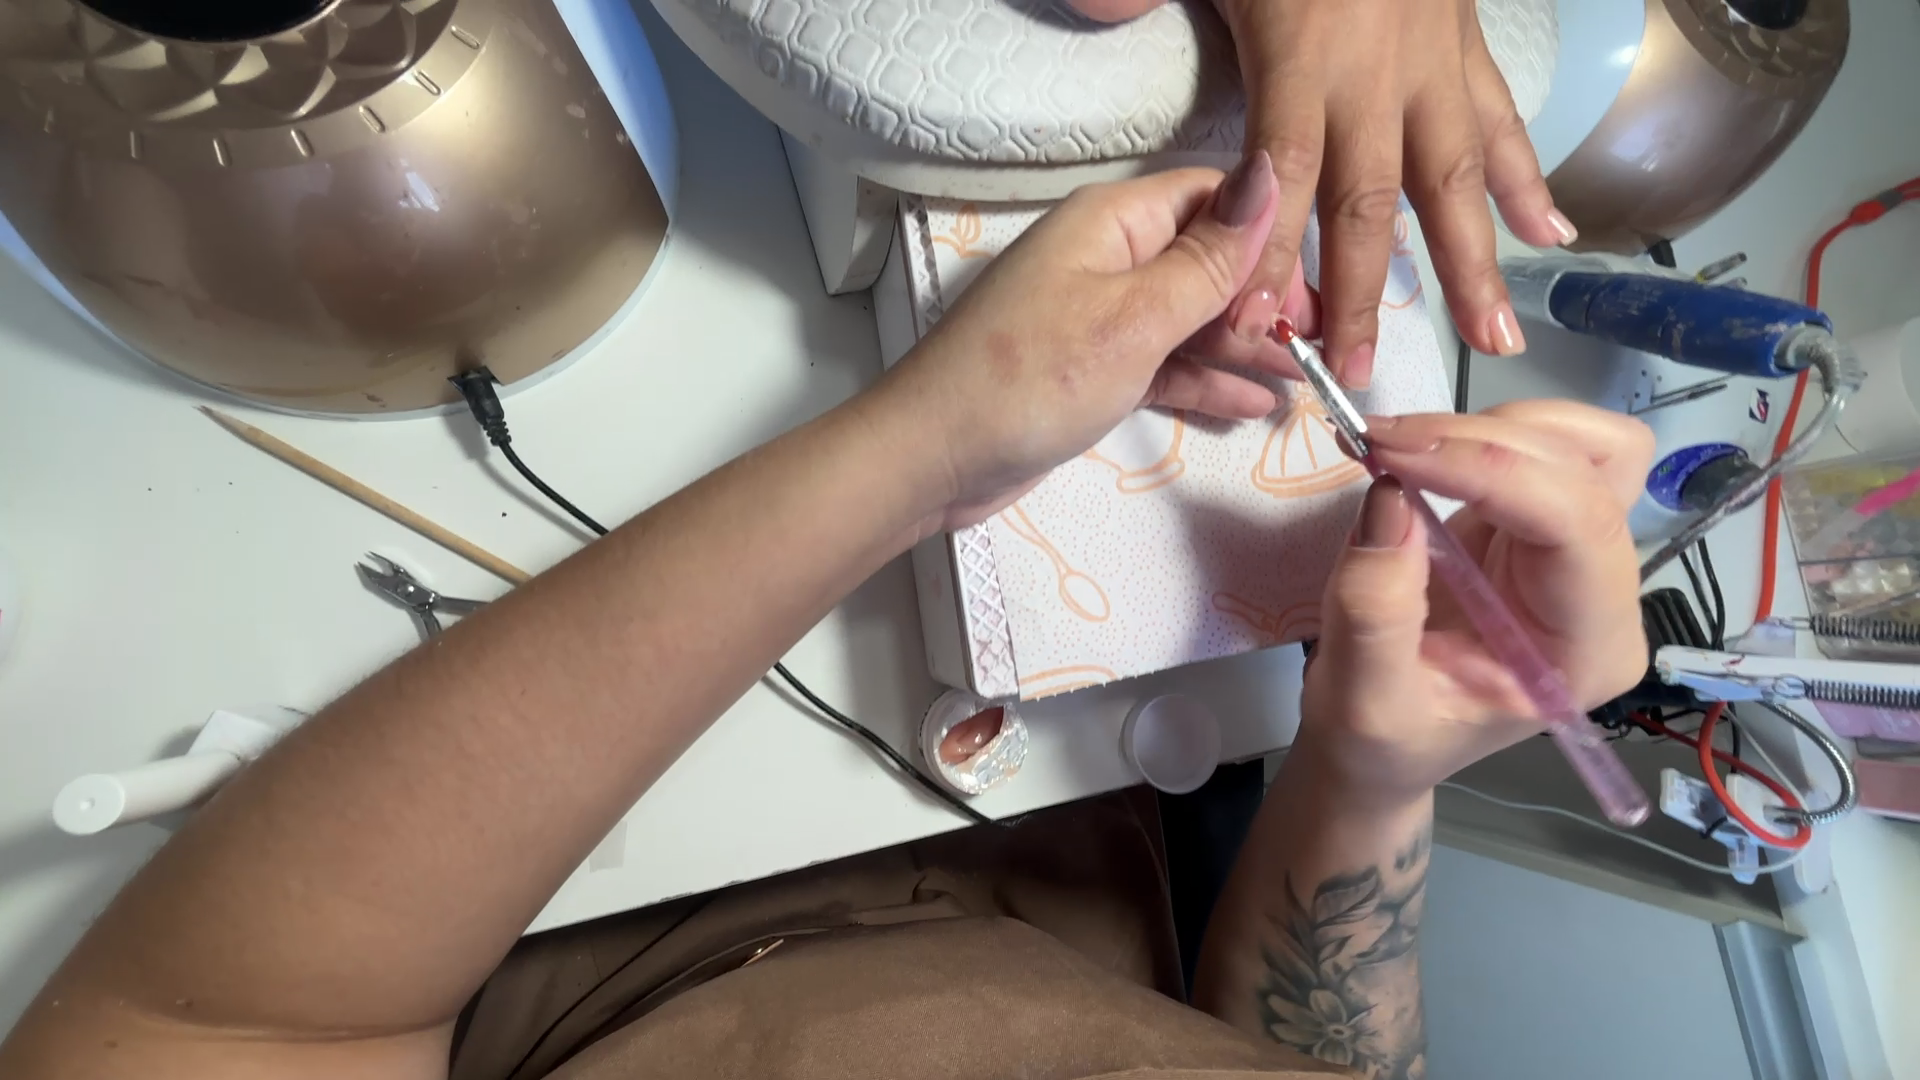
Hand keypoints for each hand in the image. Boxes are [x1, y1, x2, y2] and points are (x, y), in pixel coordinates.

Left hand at [877, 155, 1288, 528]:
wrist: (939, 456)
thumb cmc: (1033, 378)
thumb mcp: (1130, 317)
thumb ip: (1203, 260)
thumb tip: (1269, 177)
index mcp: (1110, 223)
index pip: (1209, 201)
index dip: (1265, 239)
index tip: (1305, 296)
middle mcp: (1104, 262)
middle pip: (1202, 265)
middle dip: (1259, 302)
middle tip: (1313, 349)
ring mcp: (1095, 321)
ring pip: (1185, 322)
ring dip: (1239, 348)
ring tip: (1301, 379)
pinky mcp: (1089, 373)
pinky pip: (1159, 366)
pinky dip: (1201, 382)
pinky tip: (1251, 404)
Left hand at [1071, 0, 1575, 388]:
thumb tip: (1093, 12)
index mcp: (1301, 60)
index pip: (1280, 179)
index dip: (1267, 256)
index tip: (1255, 327)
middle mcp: (1374, 77)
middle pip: (1365, 205)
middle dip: (1359, 295)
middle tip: (1358, 370)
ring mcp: (1428, 68)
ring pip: (1450, 180)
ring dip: (1470, 264)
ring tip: (1491, 335)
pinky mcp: (1462, 52)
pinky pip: (1501, 123)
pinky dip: (1528, 179)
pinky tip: (1553, 233)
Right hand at [1295, 402, 1652, 805]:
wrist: (1379, 749)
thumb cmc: (1377, 739)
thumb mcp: (1361, 693)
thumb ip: (1374, 606)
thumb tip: (1389, 497)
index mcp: (1581, 648)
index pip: (1575, 525)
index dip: (1490, 472)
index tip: (1390, 455)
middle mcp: (1596, 594)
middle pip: (1592, 471)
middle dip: (1480, 440)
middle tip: (1375, 443)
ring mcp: (1565, 559)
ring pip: (1579, 448)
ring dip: (1486, 428)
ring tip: (1395, 445)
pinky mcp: (1524, 536)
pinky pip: (1532, 458)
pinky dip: (1472, 437)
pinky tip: (1412, 454)